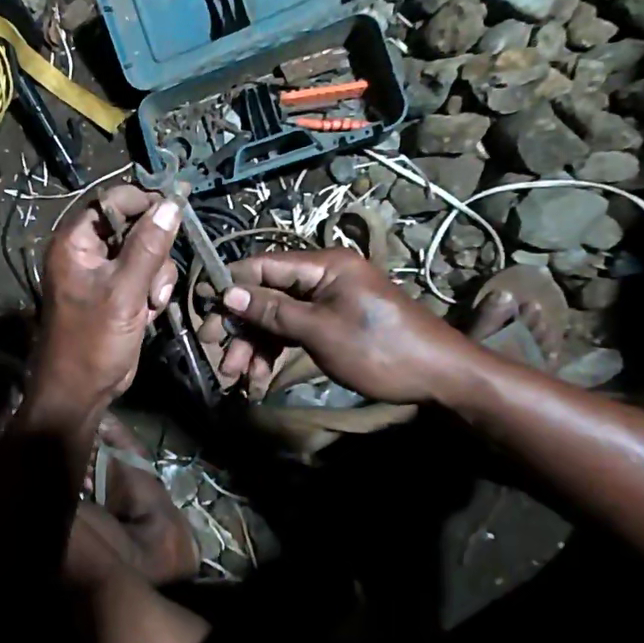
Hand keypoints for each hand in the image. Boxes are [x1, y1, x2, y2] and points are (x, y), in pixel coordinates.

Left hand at [29, 185, 181, 414]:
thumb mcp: (123, 291)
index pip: (112, 201)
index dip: (144, 202)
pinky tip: (150, 312)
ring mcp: (104, 272)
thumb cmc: (93, 340)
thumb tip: (171, 205)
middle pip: (135, 226)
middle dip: (154, 252)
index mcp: (76, 241)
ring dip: (156, 277)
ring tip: (151, 303)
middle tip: (155, 280)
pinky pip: (146, 276)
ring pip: (147, 253)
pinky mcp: (118, 292)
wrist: (81, 390)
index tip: (175, 212)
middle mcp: (88, 251)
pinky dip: (153, 291)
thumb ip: (148, 247)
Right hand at [208, 248, 470, 404]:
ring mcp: (328, 300)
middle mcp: (323, 276)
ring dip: (256, 346)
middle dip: (241, 327)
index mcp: (324, 265)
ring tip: (239, 376)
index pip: (264, 265)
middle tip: (218, 356)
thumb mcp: (321, 330)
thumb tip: (229, 293)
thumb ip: (274, 310)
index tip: (204, 312)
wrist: (438, 376)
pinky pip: (294, 330)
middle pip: (267, 295)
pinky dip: (276, 352)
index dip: (231, 287)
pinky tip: (261, 377)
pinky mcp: (332, 322)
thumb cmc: (380, 349)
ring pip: (277, 317)